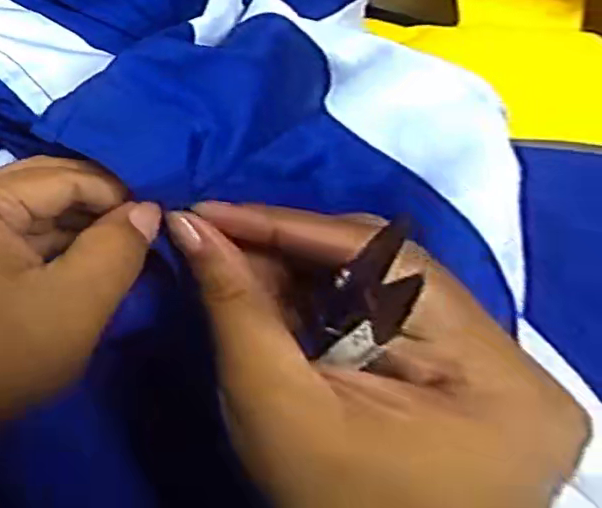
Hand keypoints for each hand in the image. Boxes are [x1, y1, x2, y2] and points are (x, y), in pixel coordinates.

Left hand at [0, 158, 161, 477]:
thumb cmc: (9, 349)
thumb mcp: (76, 301)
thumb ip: (115, 248)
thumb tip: (148, 207)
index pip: (59, 177)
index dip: (116, 192)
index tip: (169, 215)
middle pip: (44, 180)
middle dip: (101, 199)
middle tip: (158, 224)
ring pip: (37, 200)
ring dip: (85, 217)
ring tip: (141, 237)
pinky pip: (26, 222)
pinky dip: (64, 234)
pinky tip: (105, 249)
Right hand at [171, 202, 589, 507]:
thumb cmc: (328, 494)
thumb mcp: (269, 392)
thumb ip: (231, 298)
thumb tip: (183, 220)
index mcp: (495, 377)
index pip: (388, 260)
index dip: (286, 225)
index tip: (202, 211)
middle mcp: (506, 365)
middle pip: (384, 265)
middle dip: (284, 243)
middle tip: (207, 234)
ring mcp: (482, 373)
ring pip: (372, 280)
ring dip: (289, 264)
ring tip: (223, 260)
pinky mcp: (448, 379)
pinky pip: (371, 309)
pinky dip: (306, 292)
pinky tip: (257, 289)